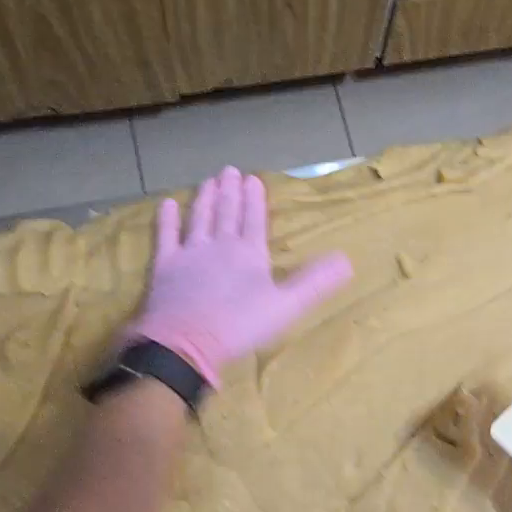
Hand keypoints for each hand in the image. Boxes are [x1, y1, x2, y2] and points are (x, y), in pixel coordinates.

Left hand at [128, 166, 352, 385]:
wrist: (185, 342)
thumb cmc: (239, 325)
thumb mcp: (286, 306)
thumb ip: (315, 282)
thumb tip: (347, 260)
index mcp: (250, 253)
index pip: (254, 219)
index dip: (255, 198)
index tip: (253, 178)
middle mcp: (220, 245)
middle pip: (226, 213)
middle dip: (230, 191)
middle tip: (229, 170)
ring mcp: (190, 253)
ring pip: (199, 218)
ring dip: (204, 198)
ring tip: (207, 181)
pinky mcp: (165, 266)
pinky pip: (166, 236)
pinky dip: (167, 219)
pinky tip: (167, 204)